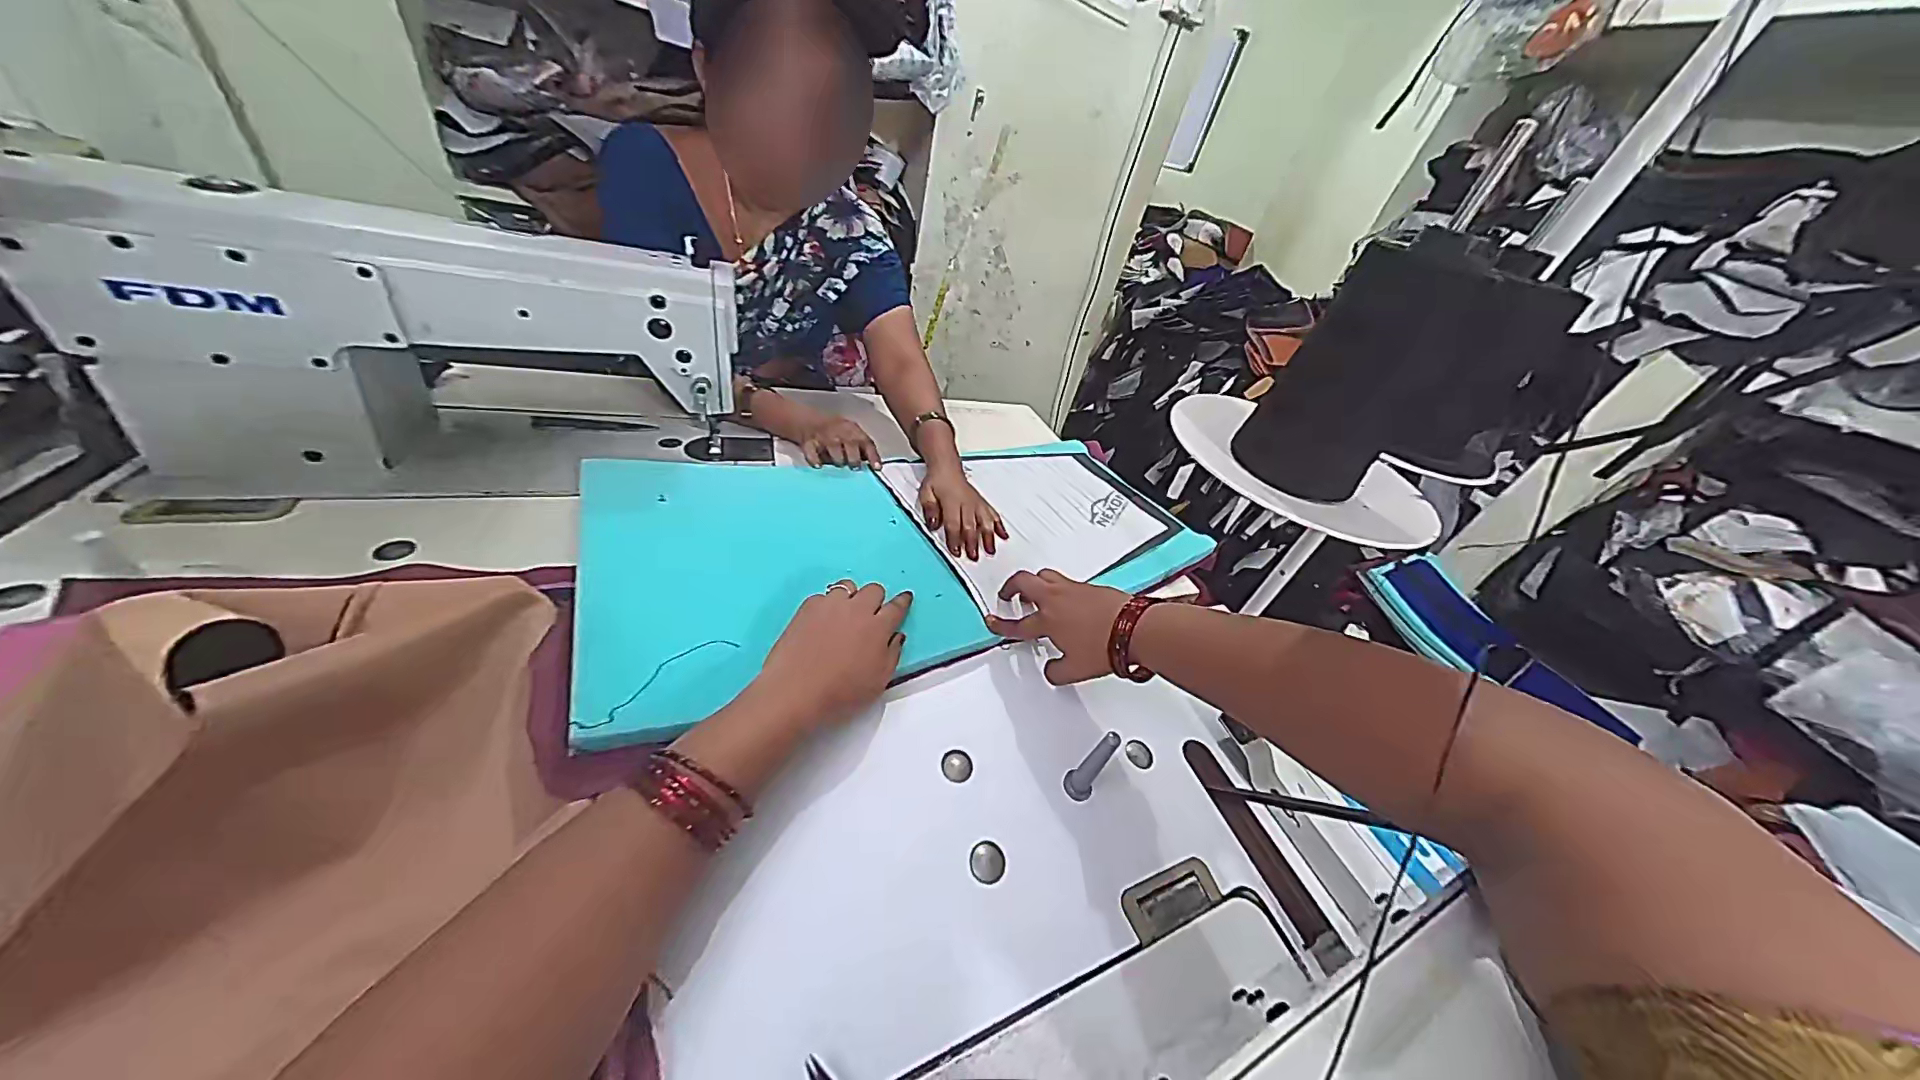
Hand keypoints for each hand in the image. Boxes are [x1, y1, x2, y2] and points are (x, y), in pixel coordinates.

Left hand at [753, 582, 911, 730]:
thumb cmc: (841, 692)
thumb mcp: (879, 681)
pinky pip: (823, 596)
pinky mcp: (808, 607)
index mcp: (879, 627)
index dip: (902, 602)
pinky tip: (822, 622)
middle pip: (874, 589)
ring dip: (851, 597)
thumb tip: (895, 636)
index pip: (897, 606)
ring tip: (845, 614)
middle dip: (876, 599)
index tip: (904, 599)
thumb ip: (892, 654)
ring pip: (848, 586)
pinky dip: (826, 605)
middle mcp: (857, 609)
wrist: (796, 691)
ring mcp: (831, 605)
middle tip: (871, 614)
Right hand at [800, 415, 881, 468]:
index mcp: (853, 431)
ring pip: (834, 451)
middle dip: (854, 459)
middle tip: (854, 466)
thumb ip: (863, 448)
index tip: (877, 468)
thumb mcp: (852, 434)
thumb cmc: (836, 431)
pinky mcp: (809, 442)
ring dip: (838, 460)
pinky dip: (816, 461)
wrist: (809, 422)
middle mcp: (840, 432)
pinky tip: (819, 466)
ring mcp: (824, 437)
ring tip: (838, 464)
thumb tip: (874, 466)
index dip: (873, 456)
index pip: (867, 443)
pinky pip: (812, 454)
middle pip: (851, 447)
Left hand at [918, 465, 1008, 559]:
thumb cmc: (936, 482)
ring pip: (985, 521)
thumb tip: (932, 524)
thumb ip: (929, 510)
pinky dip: (999, 525)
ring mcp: (976, 503)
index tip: (956, 551)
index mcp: (951, 501)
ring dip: (988, 536)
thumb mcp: (926, 494)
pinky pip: (993, 514)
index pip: (953, 524)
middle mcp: (966, 503)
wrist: (947, 468)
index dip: (955, 539)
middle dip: (972, 542)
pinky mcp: (982, 503)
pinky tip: (1003, 535)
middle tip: (973, 556)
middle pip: (971, 525)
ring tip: (990, 550)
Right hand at [985, 570, 1130, 685]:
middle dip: (1010, 587)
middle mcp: (1056, 599)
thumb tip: (1052, 670)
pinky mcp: (1090, 586)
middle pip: (1023, 582)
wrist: (1135, 629)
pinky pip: (1066, 581)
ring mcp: (1073, 589)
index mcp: (1047, 620)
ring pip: (1044, 575)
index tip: (993, 621)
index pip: (1016, 624)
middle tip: (1008, 594)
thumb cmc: (1107, 645)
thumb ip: (1056, 671)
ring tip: (1033, 591)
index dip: (1001, 625)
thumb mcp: (1075, 670)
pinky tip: (1065, 598)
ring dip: (1034, 582)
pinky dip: (1059, 587)